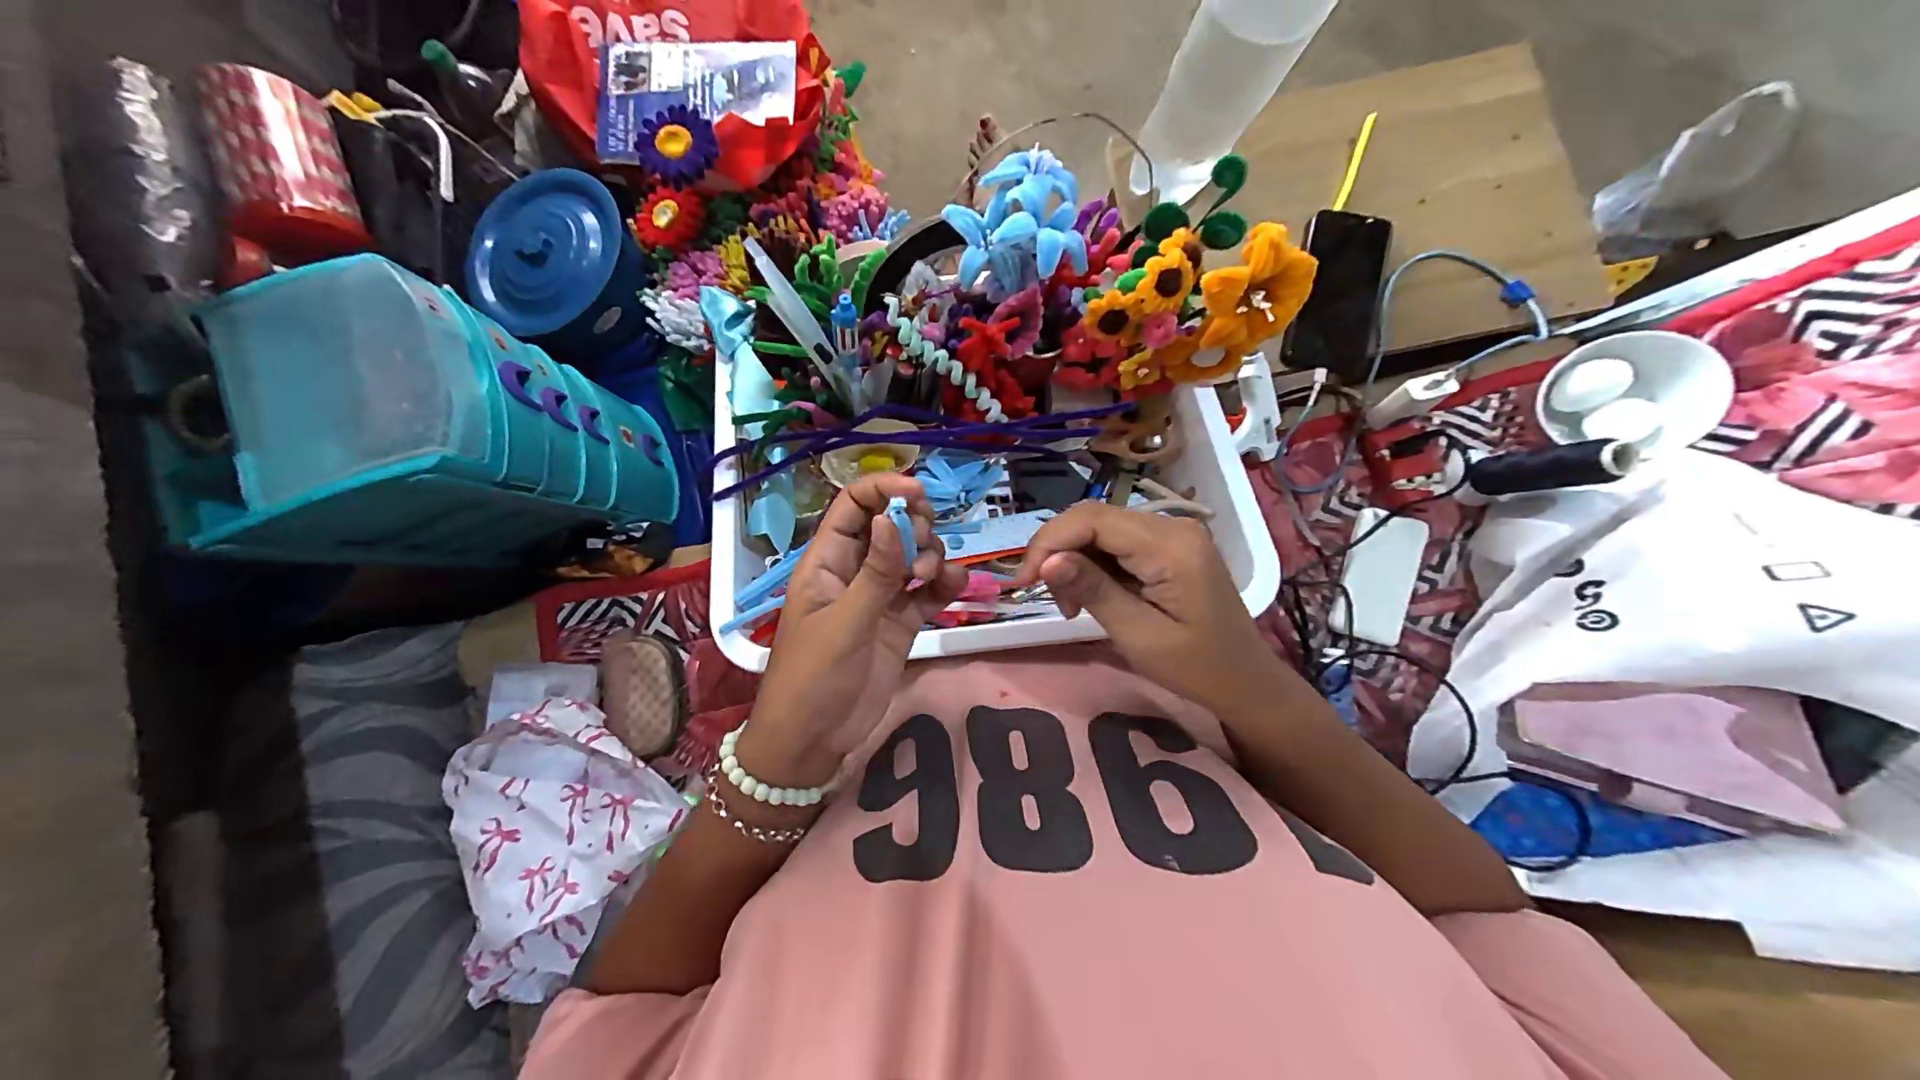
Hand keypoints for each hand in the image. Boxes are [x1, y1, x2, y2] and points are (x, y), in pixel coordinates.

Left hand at [737, 474, 967, 786]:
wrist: (813, 741)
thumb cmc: (813, 678)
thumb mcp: (844, 623)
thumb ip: (875, 573)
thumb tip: (892, 519)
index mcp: (827, 562)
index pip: (853, 507)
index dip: (883, 490)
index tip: (918, 492)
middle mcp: (855, 572)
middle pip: (890, 526)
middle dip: (915, 525)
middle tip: (925, 546)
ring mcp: (880, 598)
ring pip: (913, 557)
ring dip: (932, 555)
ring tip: (932, 578)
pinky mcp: (901, 624)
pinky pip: (927, 592)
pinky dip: (944, 584)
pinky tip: (954, 587)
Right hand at [1018, 502, 1289, 718]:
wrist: (1245, 680)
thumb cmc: (1196, 667)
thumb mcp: (1139, 635)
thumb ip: (1093, 591)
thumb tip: (1045, 561)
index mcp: (1170, 545)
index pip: (1092, 519)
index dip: (1050, 541)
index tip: (1024, 580)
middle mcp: (1172, 526)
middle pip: (1094, 518)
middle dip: (1057, 550)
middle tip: (1043, 595)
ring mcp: (1172, 533)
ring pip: (1100, 529)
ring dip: (1073, 559)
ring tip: (1070, 605)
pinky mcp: (1168, 546)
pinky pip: (1117, 543)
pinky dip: (1092, 565)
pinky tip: (1090, 595)